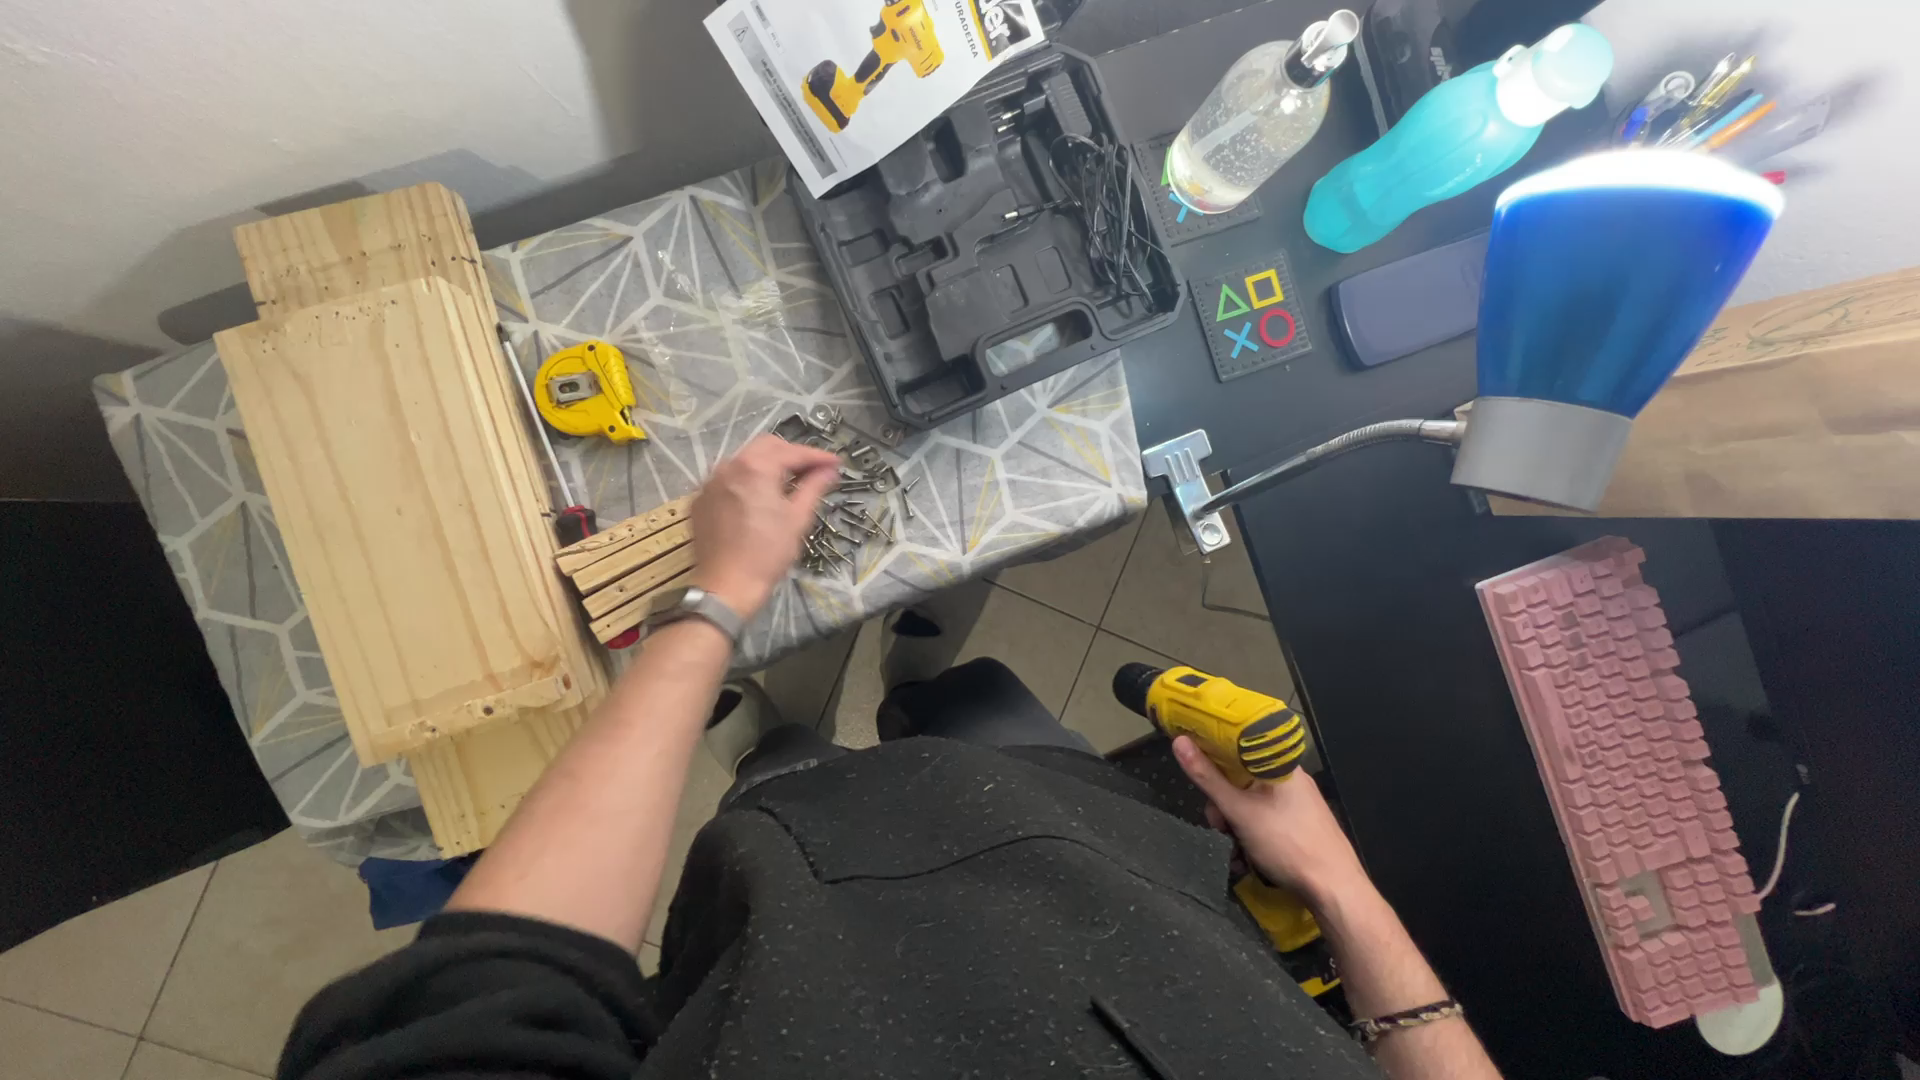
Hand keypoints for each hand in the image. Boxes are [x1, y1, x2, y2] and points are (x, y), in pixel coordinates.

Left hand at [688, 435, 838, 618]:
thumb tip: (829, 470)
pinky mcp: (701, 499)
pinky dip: (747, 480)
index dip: (817, 456)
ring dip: (768, 465)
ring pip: (744, 460)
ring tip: (788, 482)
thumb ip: (814, 487)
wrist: (727, 586)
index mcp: (755, 468)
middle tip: (812, 470)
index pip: (792, 452)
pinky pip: (728, 479)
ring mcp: (710, 482)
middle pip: (765, 447)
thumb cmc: (767, 553)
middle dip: (791, 455)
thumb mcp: (797, 519)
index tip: (835, 463)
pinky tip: (759, 497)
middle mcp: (729, 466)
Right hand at [1172, 736, 1371, 909]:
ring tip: (1232, 844)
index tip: (1195, 770)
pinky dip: (1249, 829)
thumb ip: (1207, 777)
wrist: (1336, 891)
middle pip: (1241, 776)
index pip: (1237, 744)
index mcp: (1279, 764)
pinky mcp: (1299, 823)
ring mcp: (1297, 802)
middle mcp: (1289, 778)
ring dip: (1233, 819)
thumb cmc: (1288, 844)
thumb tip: (1179, 741)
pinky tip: (1245, 851)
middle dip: (1222, 800)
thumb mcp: (1239, 811)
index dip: (1212, 754)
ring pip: (1250, 799)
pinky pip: (1264, 815)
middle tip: (1218, 824)